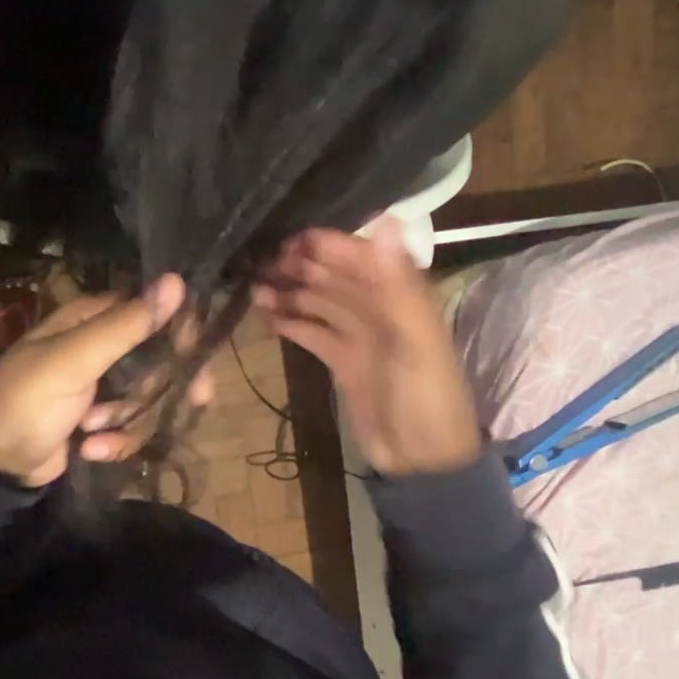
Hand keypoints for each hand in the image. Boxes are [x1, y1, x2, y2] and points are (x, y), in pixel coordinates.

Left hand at [0, 275, 202, 486]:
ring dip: (126, 421)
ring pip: (149, 400)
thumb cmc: (24, 402)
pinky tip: (87, 449)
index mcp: (92, 320)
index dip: (179, 333)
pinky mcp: (102, 423)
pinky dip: (114, 443)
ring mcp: (102, 388)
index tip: (193, 360)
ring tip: (89, 430)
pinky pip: (132, 429)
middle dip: (157, 389)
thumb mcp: (73, 361)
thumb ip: (125, 327)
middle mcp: (102, 348)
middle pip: (160, 360)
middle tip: (183, 403)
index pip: (153, 310)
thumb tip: (177, 281)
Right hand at [254, 218, 482, 476]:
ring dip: (290, 294)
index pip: (361, 259)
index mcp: (401, 298)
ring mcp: (359, 337)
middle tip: (261, 261)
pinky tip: (266, 317)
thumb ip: (397, 285)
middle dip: (302, 266)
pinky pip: (314, 334)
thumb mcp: (414, 341)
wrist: (421, 455)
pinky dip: (293, 324)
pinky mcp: (343, 363)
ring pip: (320, 304)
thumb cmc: (425, 397)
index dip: (329, 246)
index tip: (290, 239)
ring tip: (254, 289)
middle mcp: (379, 310)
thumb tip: (385, 222)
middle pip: (336, 278)